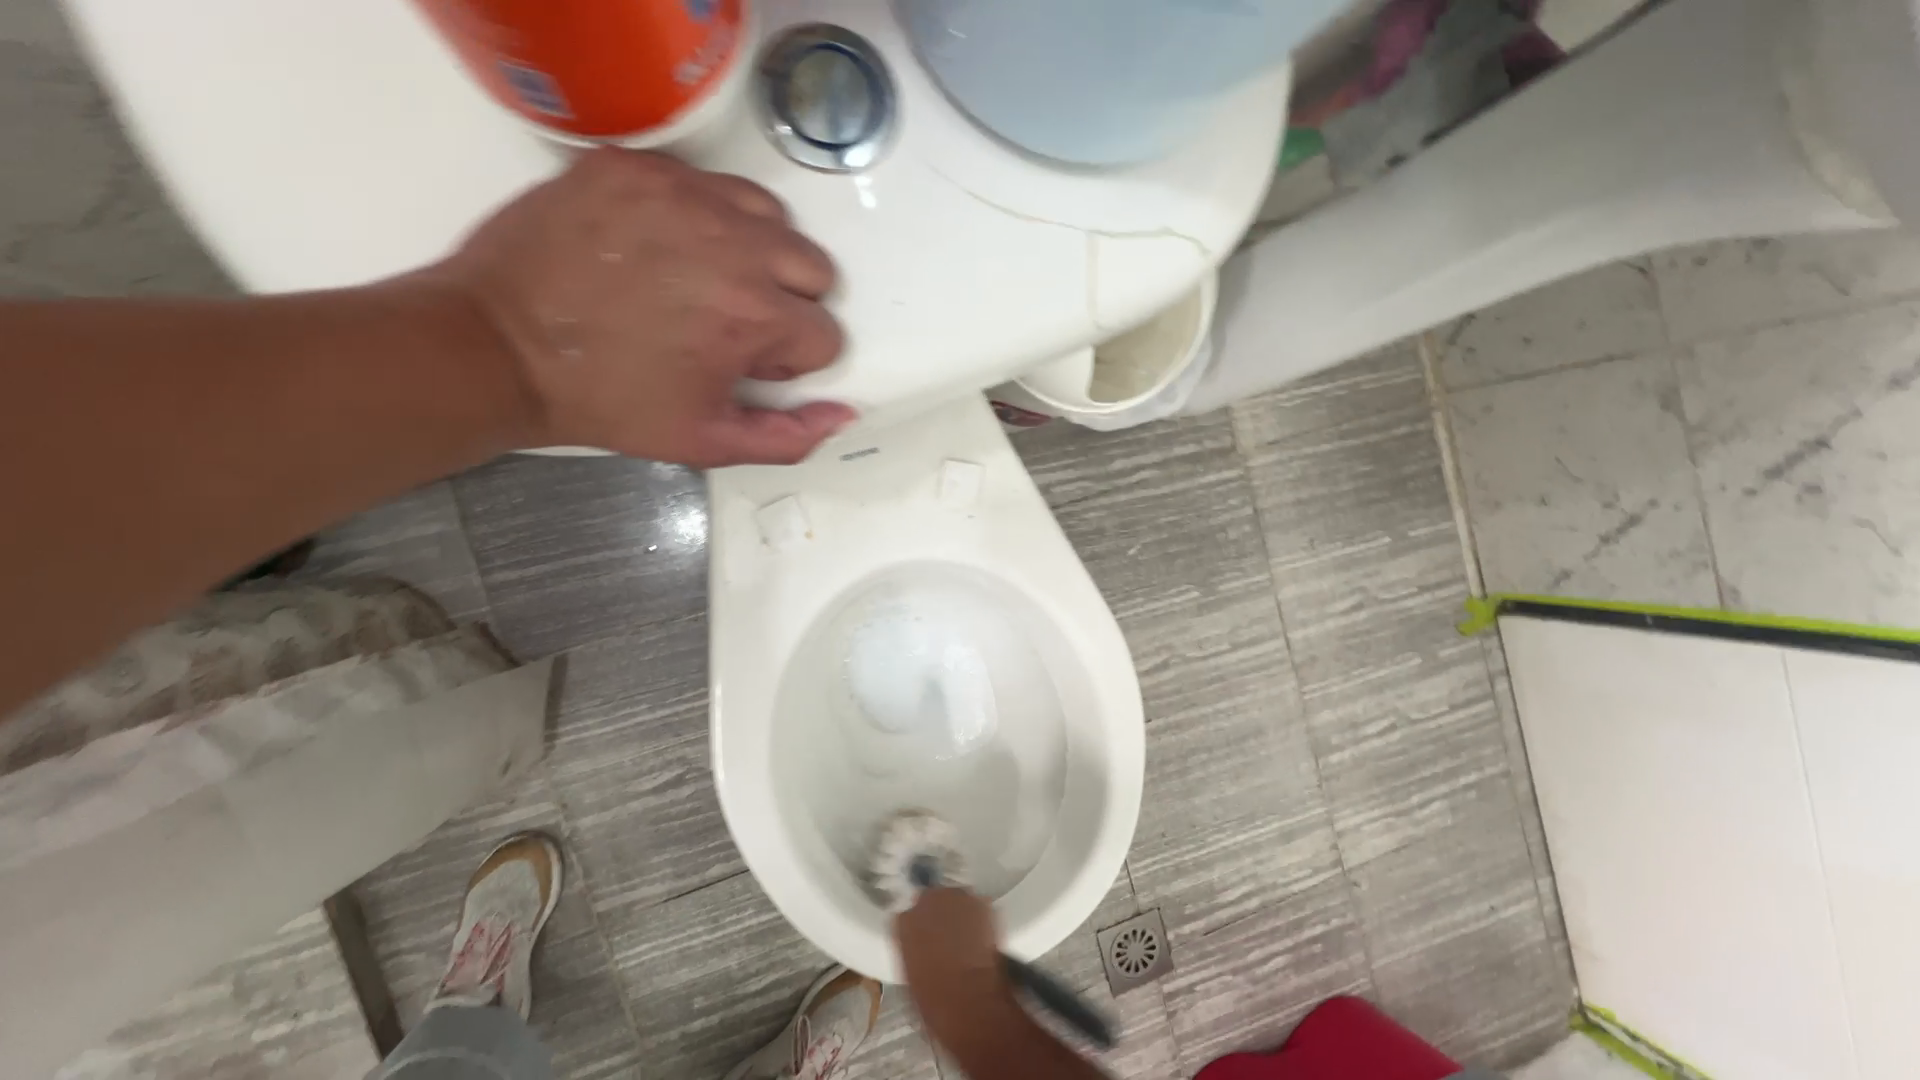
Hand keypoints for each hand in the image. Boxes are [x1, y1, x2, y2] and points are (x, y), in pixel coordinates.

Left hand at [429, 147, 854, 464]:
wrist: (501, 347)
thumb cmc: (608, 401)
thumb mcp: (704, 441)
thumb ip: (787, 437)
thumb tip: (844, 414)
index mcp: (754, 315)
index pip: (824, 333)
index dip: (786, 359)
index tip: (739, 363)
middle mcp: (735, 245)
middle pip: (814, 269)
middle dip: (787, 302)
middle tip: (727, 321)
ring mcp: (685, 196)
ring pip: (770, 217)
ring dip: (755, 251)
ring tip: (700, 278)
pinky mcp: (639, 166)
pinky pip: (708, 182)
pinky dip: (701, 213)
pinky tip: (660, 245)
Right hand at [894, 888, 1018, 1045]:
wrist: (968, 998)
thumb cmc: (934, 999)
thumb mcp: (910, 974)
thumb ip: (911, 948)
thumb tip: (921, 945)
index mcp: (902, 921)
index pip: (908, 915)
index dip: (920, 928)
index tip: (927, 939)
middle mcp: (926, 901)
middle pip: (932, 899)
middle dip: (939, 913)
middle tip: (948, 935)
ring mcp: (955, 898)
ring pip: (956, 899)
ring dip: (960, 912)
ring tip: (967, 935)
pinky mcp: (981, 902)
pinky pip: (979, 906)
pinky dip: (980, 917)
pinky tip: (982, 936)